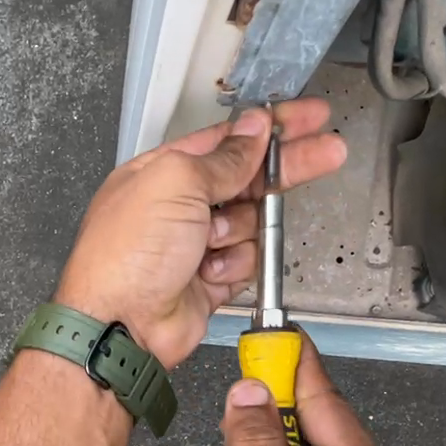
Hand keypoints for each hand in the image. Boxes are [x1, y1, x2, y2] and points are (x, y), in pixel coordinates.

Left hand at [53, 101, 347, 368]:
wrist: (121, 325)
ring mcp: (192, 248)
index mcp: (160, 175)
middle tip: (324, 153)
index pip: (225, 141)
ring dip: (238, 230)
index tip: (306, 119)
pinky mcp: (207, 282)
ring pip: (249, 224)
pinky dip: (233, 265)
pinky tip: (209, 271)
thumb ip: (222, 157)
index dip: (268, 128)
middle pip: (245, 179)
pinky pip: (245, 263)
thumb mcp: (175, 183)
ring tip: (211, 242)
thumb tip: (253, 132)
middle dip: (283, 168)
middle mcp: (175, 209)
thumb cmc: (126, 257)